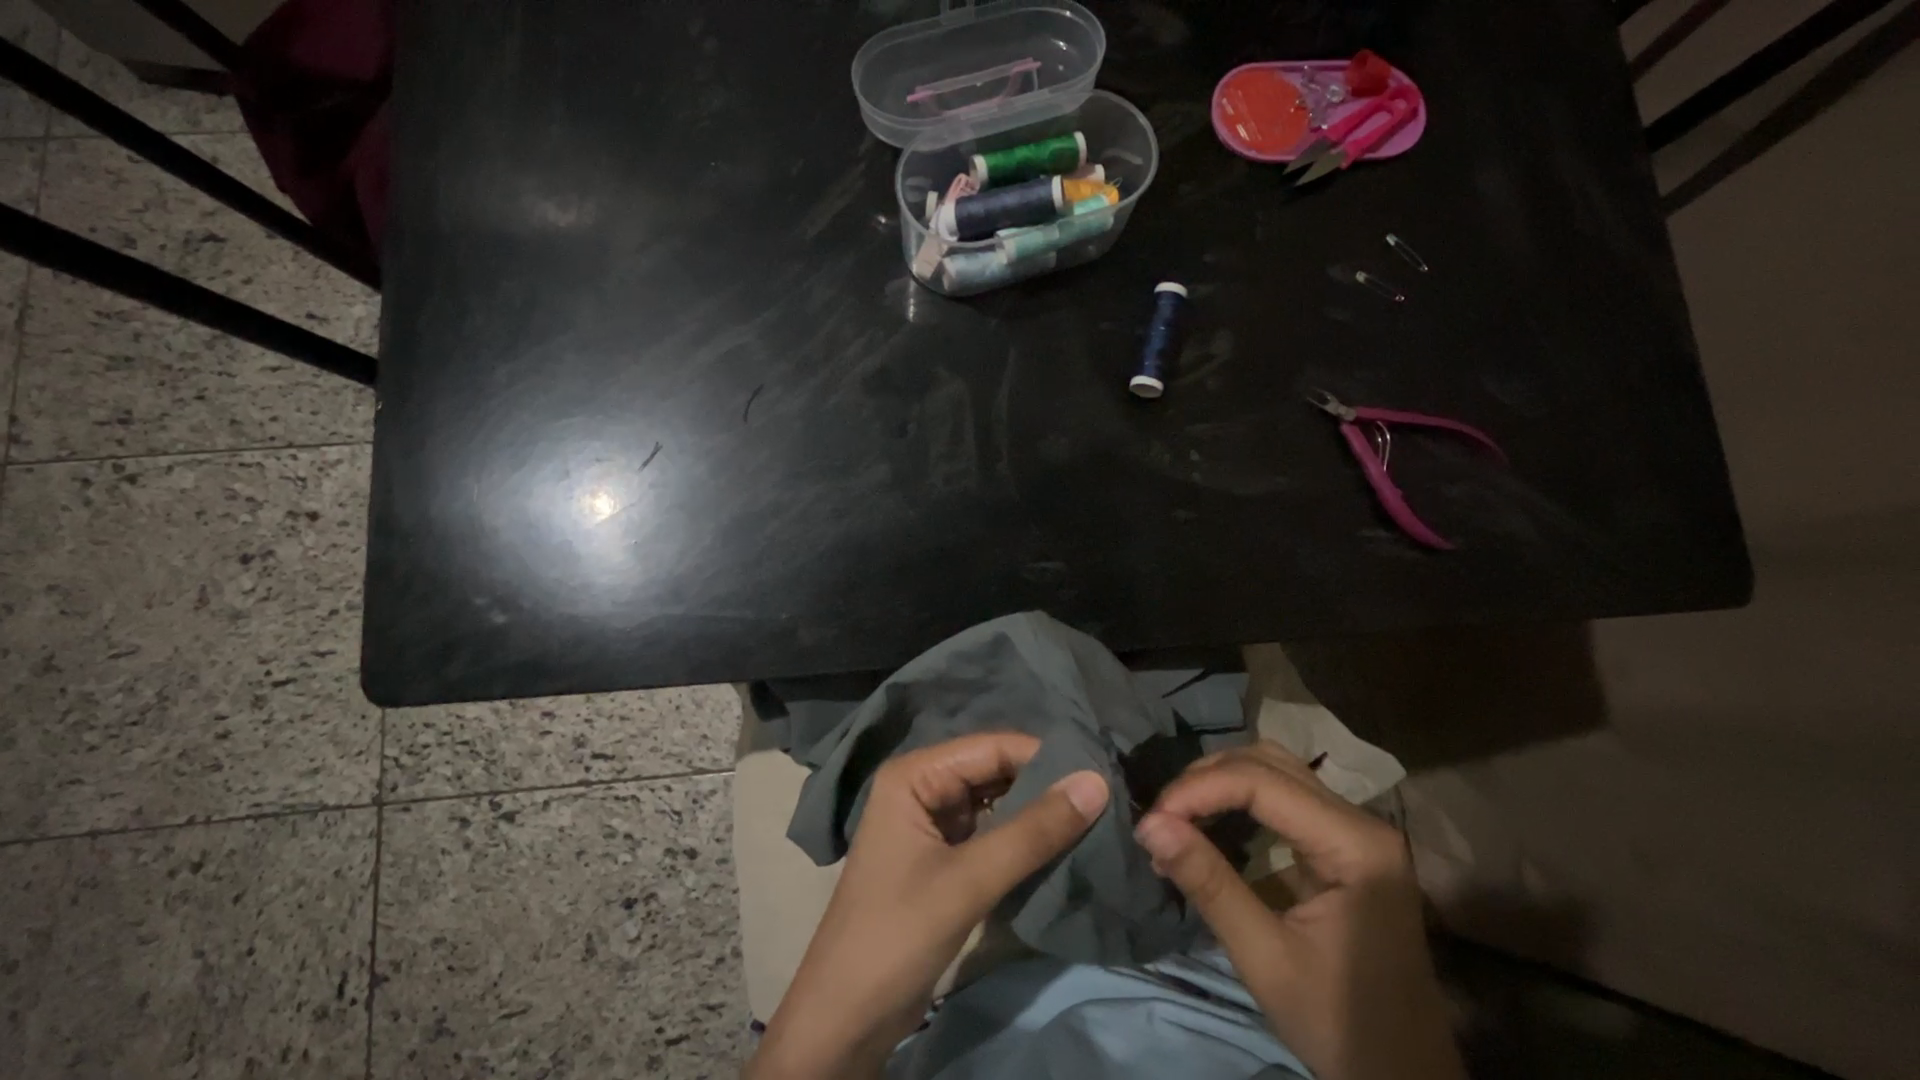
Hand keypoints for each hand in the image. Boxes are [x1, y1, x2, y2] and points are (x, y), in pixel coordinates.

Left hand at [747, 733, 1108, 1079]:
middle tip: (1110, 796)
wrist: (848, 1013)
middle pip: (997, 771)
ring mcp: (932, 824)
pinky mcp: (944, 858)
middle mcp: (922, 787)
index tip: (1105, 772)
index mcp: (914, 775)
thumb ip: (1033, 831)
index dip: (1048, 756)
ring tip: (1098, 817)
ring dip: (1040, 811)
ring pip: (998, 803)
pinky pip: (992, 833)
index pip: (993, 747)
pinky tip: (1065, 845)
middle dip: (1047, 783)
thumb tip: (1097, 782)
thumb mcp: (969, 880)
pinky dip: (1025, 838)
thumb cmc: (898, 932)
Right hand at [1134, 742, 1465, 1079]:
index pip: (1262, 781)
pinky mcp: (1346, 848)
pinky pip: (1286, 801)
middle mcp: (1362, 822)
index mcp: (1356, 844)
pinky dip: (1240, 802)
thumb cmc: (1340, 1022)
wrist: (1404, 1073)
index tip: (1149, 823)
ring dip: (1220, 783)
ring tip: (1176, 818)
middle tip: (1159, 819)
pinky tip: (1208, 825)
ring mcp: (1358, 832)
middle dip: (1205, 780)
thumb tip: (1149, 825)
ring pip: (1277, 772)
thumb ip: (1210, 884)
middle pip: (1270, 763)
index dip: (1198, 791)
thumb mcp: (1265, 958)